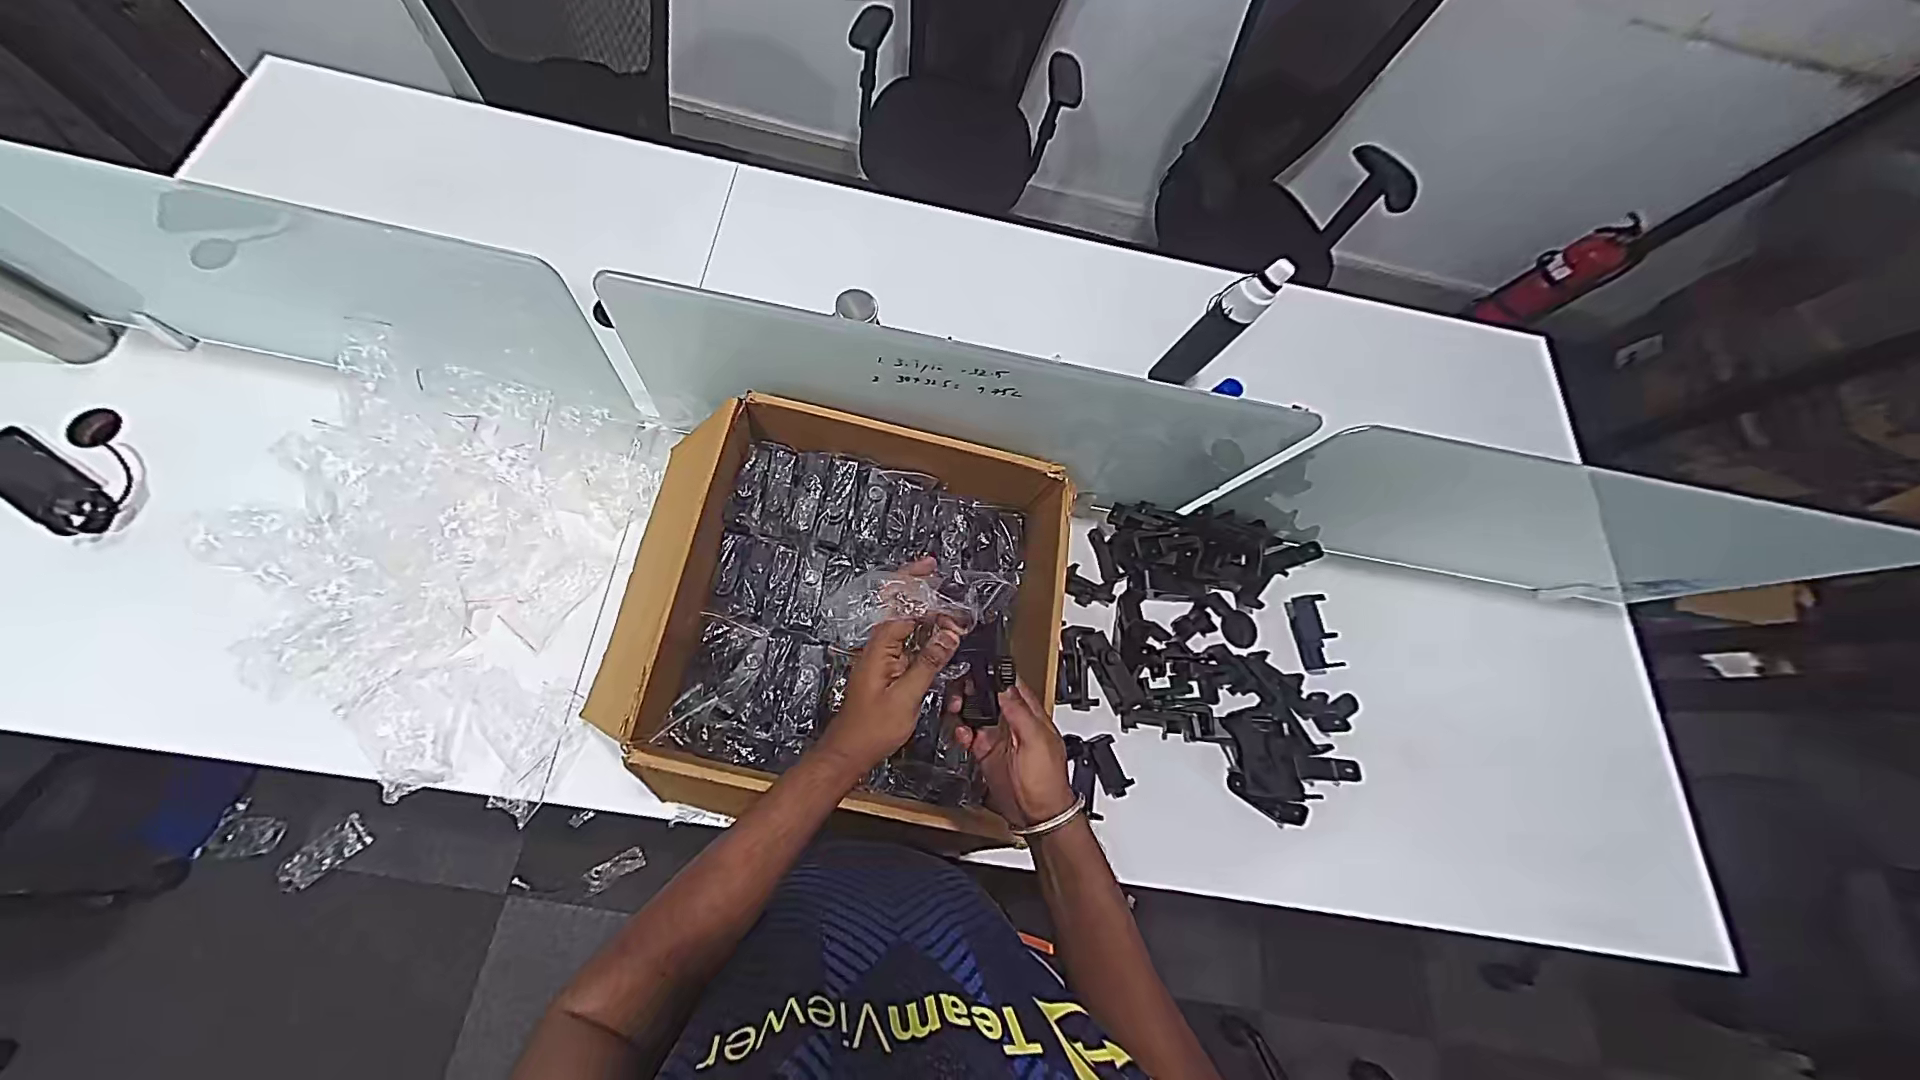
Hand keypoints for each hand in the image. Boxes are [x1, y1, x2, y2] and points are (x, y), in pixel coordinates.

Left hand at [814, 560, 964, 775]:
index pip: (904, 608)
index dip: (929, 601)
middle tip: (935, 570)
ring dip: (921, 608)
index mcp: (879, 647)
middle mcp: (877, 646)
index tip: (952, 602)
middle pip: (896, 604)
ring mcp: (881, 656)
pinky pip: (904, 639)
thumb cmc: (871, 728)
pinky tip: (935, 631)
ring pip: (902, 621)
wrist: (849, 750)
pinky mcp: (886, 667)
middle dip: (915, 584)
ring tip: (941, 595)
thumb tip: (949, 635)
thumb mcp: (906, 696)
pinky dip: (921, 630)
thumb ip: (929, 663)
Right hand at [950, 678, 1076, 828]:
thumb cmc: (1048, 781)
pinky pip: (969, 736)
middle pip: (990, 697)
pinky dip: (962, 733)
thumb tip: (1005, 689)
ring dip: (965, 710)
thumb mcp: (1037, 742)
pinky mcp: (986, 753)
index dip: (996, 675)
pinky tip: (963, 735)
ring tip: (958, 710)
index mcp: (1031, 715)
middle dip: (974, 691)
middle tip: (962, 691)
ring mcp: (999, 738)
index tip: (979, 669)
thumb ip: (1020, 714)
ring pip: (976, 714)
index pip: (1012, 685)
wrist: (1038, 816)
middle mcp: (1013, 723)